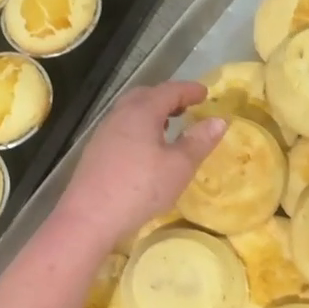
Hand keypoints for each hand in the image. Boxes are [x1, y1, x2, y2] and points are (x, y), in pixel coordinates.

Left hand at [57, 81, 225, 246]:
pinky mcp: (96, 153)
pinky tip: (146, 150)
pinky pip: (122, 129)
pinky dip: (139, 128)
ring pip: (131, 112)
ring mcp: (104, 134)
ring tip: (169, 127)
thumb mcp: (179, 166)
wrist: (90, 217)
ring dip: (151, 113)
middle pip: (145, 95)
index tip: (205, 93)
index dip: (189, 90)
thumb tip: (219, 120)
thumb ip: (199, 141)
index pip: (169, 91)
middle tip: (186, 107)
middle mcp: (120, 116)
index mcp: (142, 112)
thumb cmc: (140, 188)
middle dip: (167, 97)